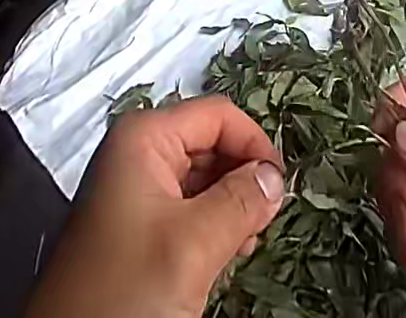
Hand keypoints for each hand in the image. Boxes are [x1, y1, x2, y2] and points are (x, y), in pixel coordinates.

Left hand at [24, 96, 284, 317]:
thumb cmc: (124, 291)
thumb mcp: (191, 245)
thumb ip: (240, 202)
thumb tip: (274, 176)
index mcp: (144, 136)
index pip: (217, 115)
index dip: (253, 143)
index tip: (281, 187)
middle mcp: (139, 151)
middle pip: (211, 143)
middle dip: (242, 177)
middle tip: (265, 221)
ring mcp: (136, 187)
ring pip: (204, 177)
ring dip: (232, 205)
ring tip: (246, 242)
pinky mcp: (137, 222)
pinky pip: (189, 206)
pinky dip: (214, 224)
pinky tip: (226, 252)